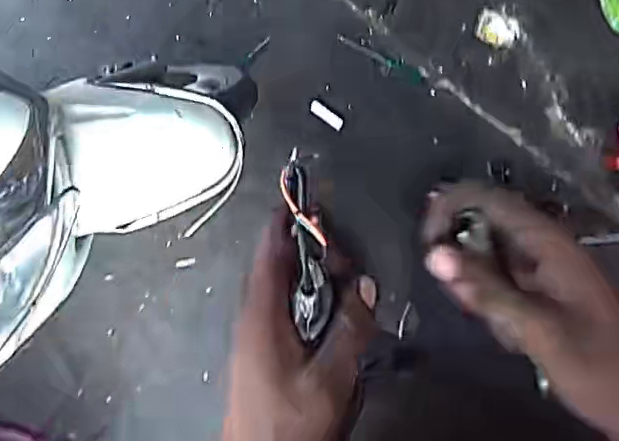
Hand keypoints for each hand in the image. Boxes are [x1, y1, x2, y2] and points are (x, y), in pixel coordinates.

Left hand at [221, 209, 377, 440]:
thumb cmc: (288, 420)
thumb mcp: (328, 379)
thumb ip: (350, 330)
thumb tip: (366, 285)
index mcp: (262, 304)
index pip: (271, 242)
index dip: (290, 217)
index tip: (312, 199)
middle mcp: (252, 306)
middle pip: (278, 259)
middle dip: (310, 249)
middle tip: (345, 256)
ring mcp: (253, 325)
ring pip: (280, 281)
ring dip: (309, 273)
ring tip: (342, 278)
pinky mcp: (259, 342)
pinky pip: (281, 301)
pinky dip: (303, 293)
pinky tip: (327, 310)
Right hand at [420, 185, 618, 440]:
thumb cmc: (600, 369)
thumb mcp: (538, 331)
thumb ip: (484, 290)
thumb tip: (432, 254)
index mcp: (548, 241)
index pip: (486, 198)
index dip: (449, 206)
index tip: (427, 239)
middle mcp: (545, 243)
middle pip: (484, 218)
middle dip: (458, 245)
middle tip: (447, 281)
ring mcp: (546, 265)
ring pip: (489, 246)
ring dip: (473, 273)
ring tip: (477, 310)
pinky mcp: (544, 286)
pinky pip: (501, 270)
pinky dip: (487, 288)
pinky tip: (497, 323)